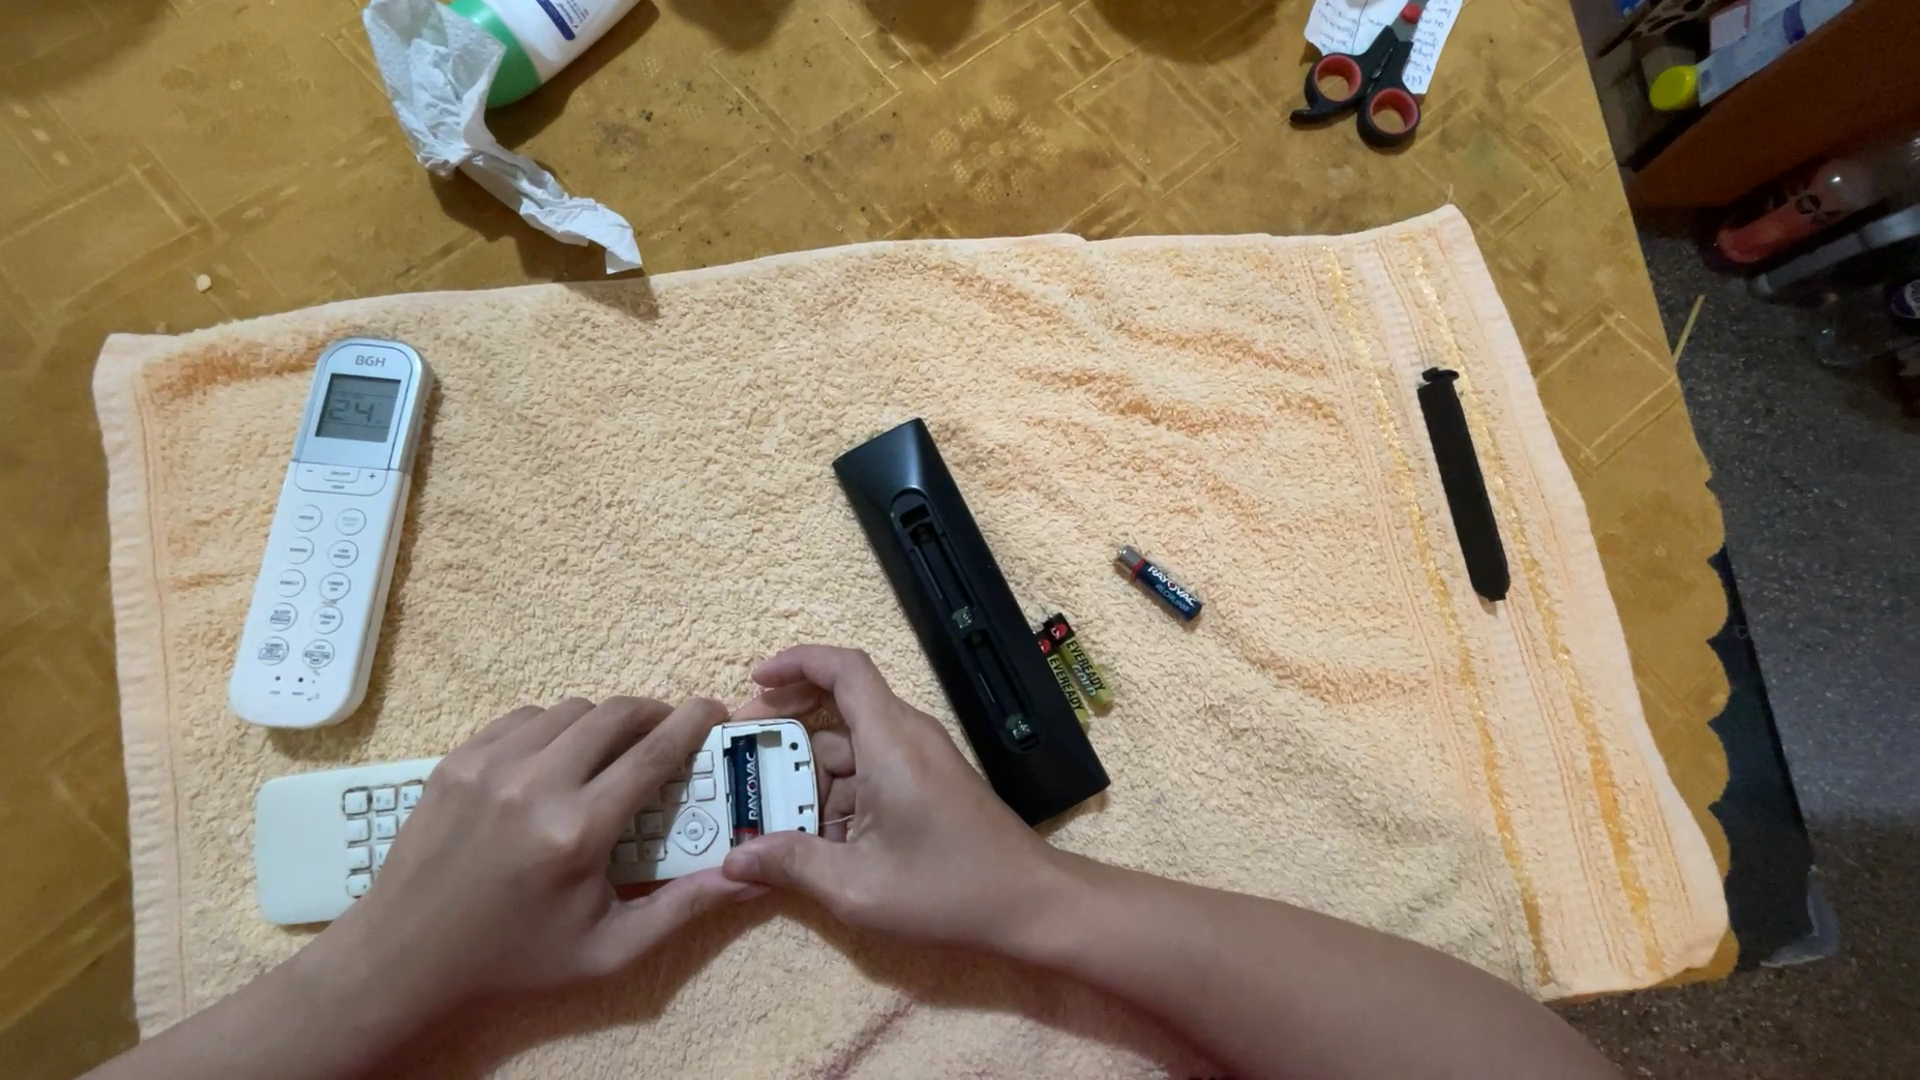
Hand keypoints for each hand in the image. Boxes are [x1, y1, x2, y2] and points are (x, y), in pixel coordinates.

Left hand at [322, 696, 762, 1010]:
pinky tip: (555, 758)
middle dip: (654, 713)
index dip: (694, 720)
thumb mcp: (609, 950)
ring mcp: (489, 766)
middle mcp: (535, 786)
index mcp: (578, 831)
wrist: (395, 964)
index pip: (655, 751)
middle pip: (617, 713)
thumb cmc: (515, 958)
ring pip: (573, 708)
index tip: (715, 708)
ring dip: (603, 722)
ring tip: (608, 751)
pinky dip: (555, 726)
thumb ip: (684, 908)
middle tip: (665, 733)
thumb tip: (752, 879)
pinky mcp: (457, 759)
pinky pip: (527, 715)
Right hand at [721, 646, 1065, 950]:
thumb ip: (792, 865)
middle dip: (789, 726)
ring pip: (853, 745)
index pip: (845, 669)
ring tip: (768, 813)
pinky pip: (873, 768)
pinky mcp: (927, 779)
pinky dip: (840, 791)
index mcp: (891, 740)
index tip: (755, 680)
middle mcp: (906, 735)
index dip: (797, 662)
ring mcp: (920, 756)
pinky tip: (817, 837)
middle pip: (841, 707)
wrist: (1027, 900)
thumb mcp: (858, 886)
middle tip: (743, 754)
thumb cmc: (947, 887)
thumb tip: (733, 859)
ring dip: (812, 773)